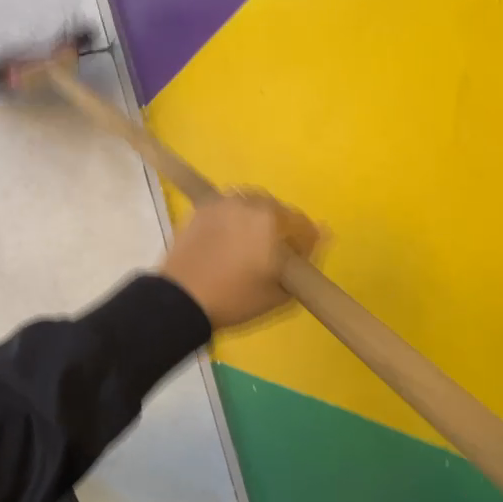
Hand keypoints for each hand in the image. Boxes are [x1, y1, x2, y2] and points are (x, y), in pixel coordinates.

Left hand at [160, 191, 321, 329]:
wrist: (180, 299)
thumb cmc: (234, 299)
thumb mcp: (280, 293)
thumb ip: (306, 263)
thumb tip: (322, 237)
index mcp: (273, 220)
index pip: (303, 225)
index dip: (304, 245)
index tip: (296, 264)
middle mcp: (249, 202)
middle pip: (276, 211)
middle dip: (278, 229)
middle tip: (270, 256)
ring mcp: (221, 202)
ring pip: (250, 205)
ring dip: (254, 221)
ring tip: (246, 247)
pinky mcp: (200, 208)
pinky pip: (226, 209)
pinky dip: (231, 221)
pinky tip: (225, 242)